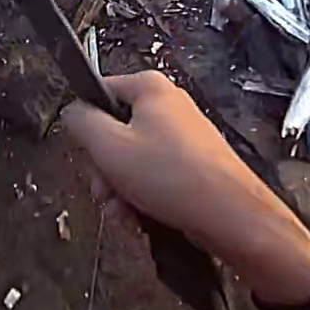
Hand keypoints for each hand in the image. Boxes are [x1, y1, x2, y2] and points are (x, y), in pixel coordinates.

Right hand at [61, 72, 309, 304]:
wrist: (237, 221)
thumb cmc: (171, 177)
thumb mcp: (107, 145)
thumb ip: (79, 121)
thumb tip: (72, 112)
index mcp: (149, 87)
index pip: (97, 93)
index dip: (86, 126)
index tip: (88, 155)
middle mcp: (168, 104)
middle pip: (113, 130)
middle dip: (104, 168)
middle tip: (106, 191)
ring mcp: (184, 135)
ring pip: (131, 157)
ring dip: (119, 187)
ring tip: (124, 212)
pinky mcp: (195, 164)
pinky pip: (154, 174)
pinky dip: (142, 195)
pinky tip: (141, 218)